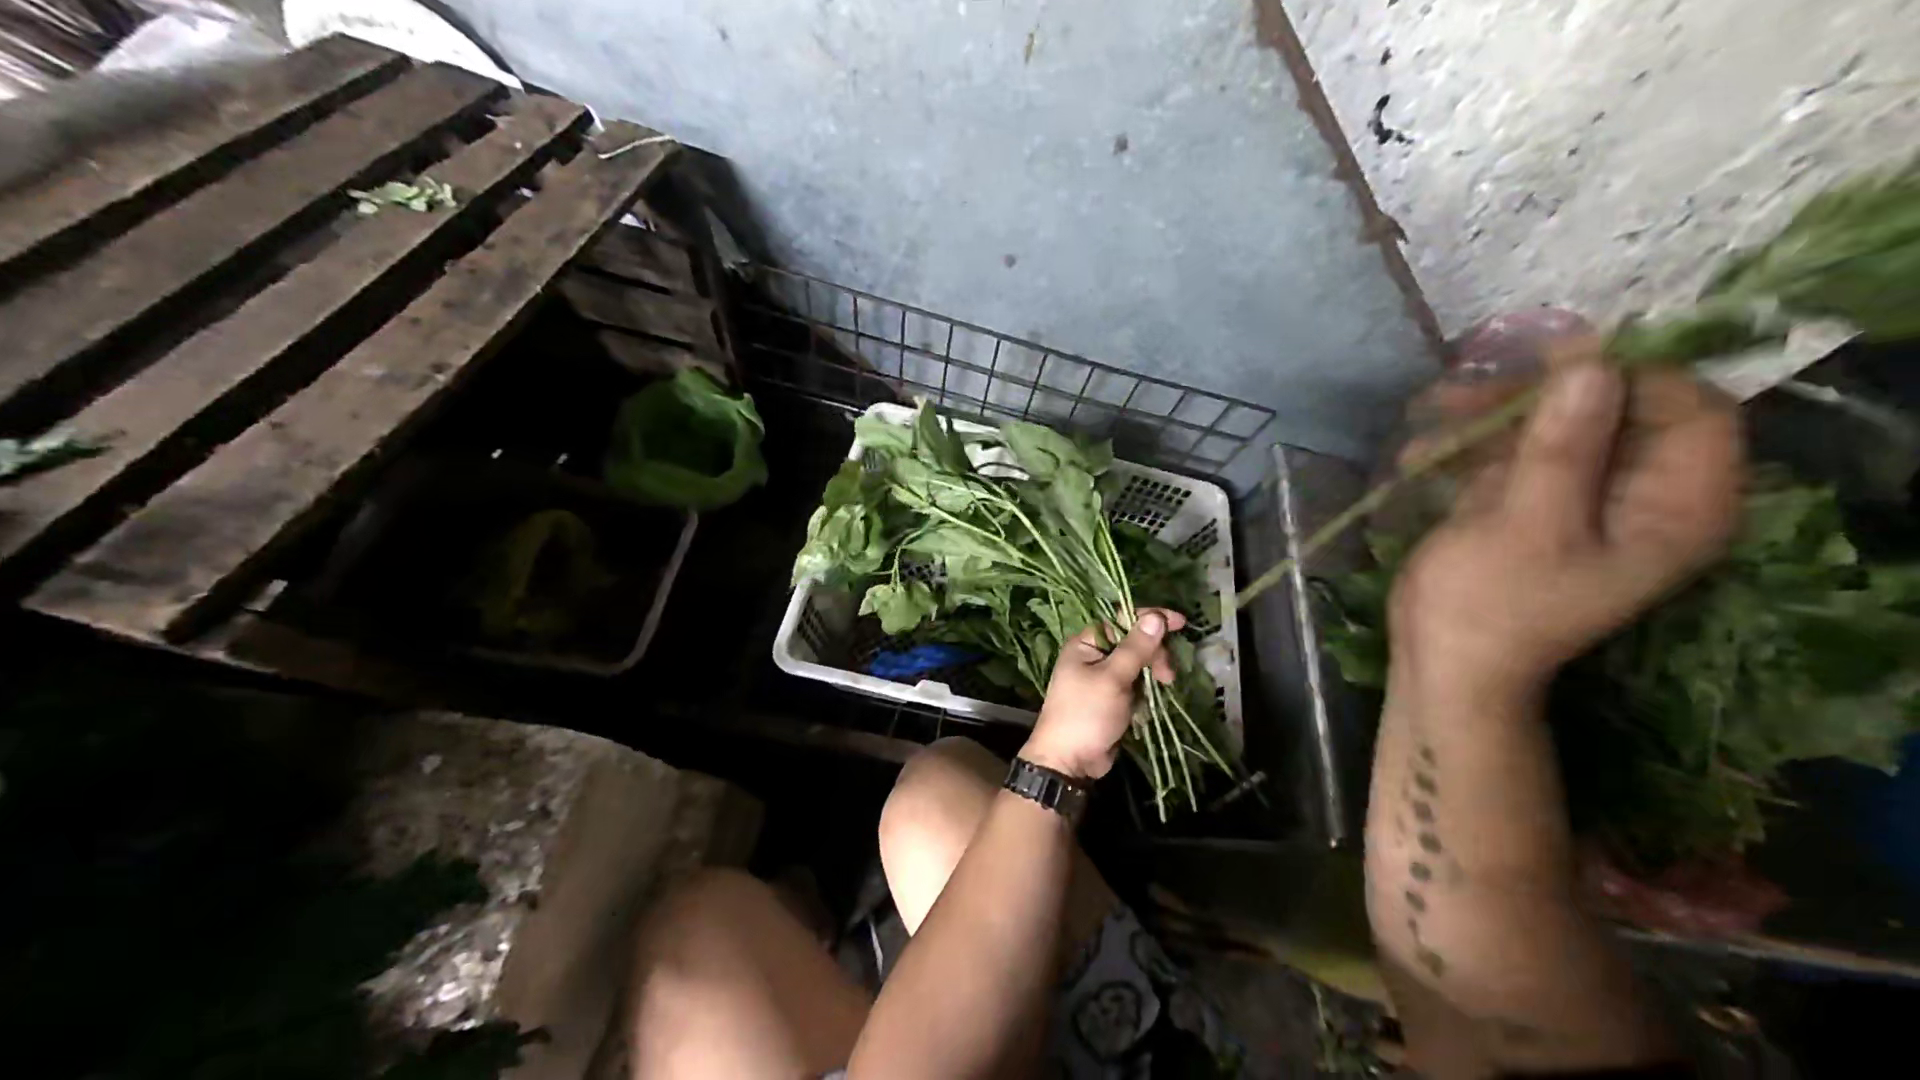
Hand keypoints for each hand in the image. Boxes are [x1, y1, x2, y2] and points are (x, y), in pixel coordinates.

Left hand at [1020, 608, 1187, 780]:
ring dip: (1152, 677)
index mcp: (1086, 643)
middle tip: (1168, 676)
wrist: (1069, 760)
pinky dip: (1145, 693)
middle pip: (1134, 643)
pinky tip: (1146, 708)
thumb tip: (1155, 616)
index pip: (1122, 619)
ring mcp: (1103, 678)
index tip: (1181, 623)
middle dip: (1155, 655)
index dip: (1152, 618)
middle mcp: (1093, 656)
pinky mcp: (1112, 698)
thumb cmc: (1086, 714)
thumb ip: (1135, 648)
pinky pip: (1136, 686)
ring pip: (1139, 666)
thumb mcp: (1113, 678)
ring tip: (1161, 691)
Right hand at [1390, 342, 1742, 703]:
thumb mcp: (1527, 524)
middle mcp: (1639, 495)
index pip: (1688, 409)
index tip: (1552, 356)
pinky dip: (1467, 448)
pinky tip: (1418, 456)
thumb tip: (1588, 359)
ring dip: (1488, 417)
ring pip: (1551, 427)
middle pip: (1610, 411)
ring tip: (1427, 416)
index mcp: (1677, 506)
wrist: (1442, 660)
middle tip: (1463, 390)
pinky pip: (1511, 455)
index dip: (1629, 375)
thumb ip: (1563, 444)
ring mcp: (1578, 499)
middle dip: (1535, 394)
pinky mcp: (1529, 505)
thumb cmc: (1491, 603)